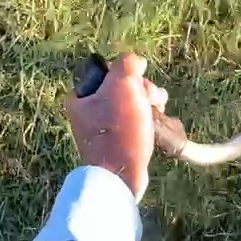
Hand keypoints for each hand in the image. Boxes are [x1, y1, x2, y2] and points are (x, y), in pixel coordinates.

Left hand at [64, 53, 168, 197]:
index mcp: (80, 96)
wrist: (121, 177)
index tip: (139, 84)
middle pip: (124, 87)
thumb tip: (137, 62)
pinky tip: (160, 123)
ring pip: (133, 103)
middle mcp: (88, 111)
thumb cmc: (119, 128)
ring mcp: (103, 129)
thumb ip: (128, 63)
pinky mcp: (118, 143)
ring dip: (150, 103)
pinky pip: (136, 122)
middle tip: (153, 99)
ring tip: (159, 111)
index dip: (129, 75)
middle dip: (144, 90)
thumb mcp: (122, 84)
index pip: (110, 72)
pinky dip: (149, 120)